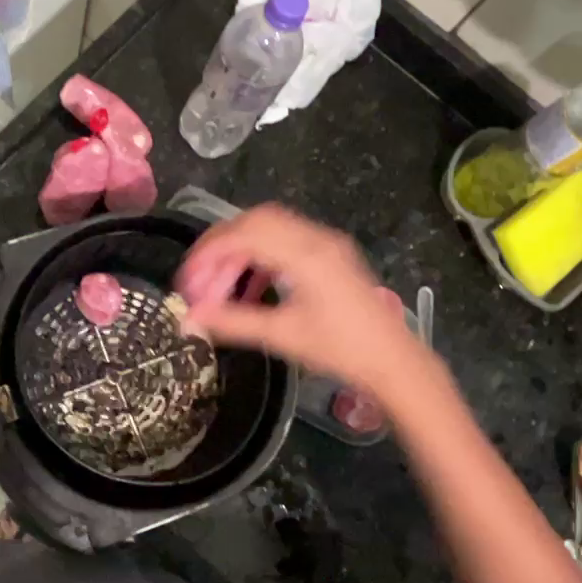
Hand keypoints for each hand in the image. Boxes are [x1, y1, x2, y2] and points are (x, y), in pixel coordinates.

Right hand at [175, 205, 434, 398]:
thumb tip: (189, 319)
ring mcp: (326, 244)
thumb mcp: (282, 336)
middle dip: (220, 247)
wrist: (394, 361)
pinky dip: (259, 256)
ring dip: (239, 251)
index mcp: (304, 254)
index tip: (187, 280)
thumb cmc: (341, 350)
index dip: (209, 253)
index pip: (244, 235)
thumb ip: (233, 322)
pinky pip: (285, 240)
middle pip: (255, 222)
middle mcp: (315, 239)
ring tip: (219, 285)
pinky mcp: (331, 255)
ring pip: (269, 228)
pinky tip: (249, 287)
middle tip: (198, 278)